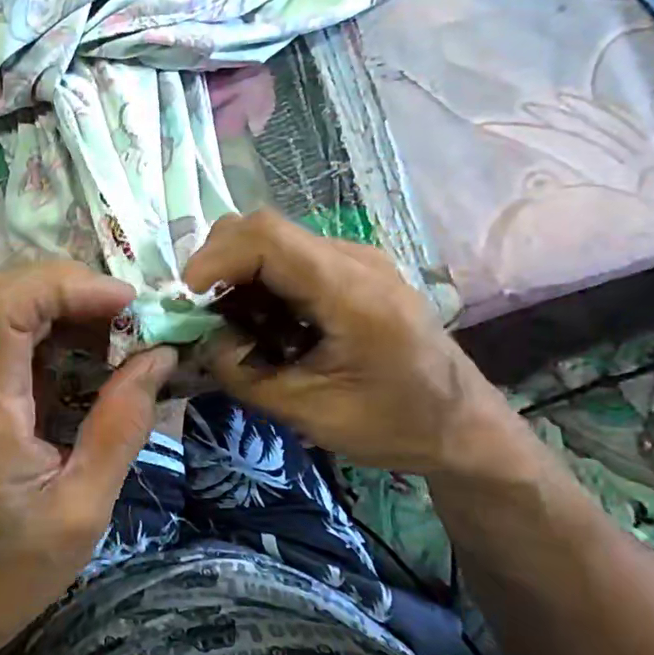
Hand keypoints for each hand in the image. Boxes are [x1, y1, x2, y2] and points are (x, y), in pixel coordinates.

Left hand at [0, 261, 175, 654]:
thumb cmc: (20, 566)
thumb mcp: (85, 507)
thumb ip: (120, 425)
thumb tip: (158, 355)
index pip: (0, 306)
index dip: (61, 285)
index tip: (125, 304)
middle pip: (0, 293)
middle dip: (68, 288)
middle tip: (129, 317)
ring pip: (8, 309)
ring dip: (68, 308)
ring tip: (124, 335)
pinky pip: (16, 340)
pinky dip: (60, 333)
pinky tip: (99, 358)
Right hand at [181, 210, 529, 478]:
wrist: (465, 427)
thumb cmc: (395, 425)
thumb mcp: (309, 413)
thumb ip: (245, 375)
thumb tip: (205, 341)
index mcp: (350, 291)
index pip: (265, 237)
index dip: (213, 258)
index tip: (188, 299)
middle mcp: (353, 260)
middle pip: (262, 228)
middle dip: (216, 263)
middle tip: (200, 313)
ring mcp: (355, 261)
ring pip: (272, 240)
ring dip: (235, 273)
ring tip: (229, 323)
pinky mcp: (352, 272)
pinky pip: (290, 257)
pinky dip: (258, 281)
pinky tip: (261, 322)